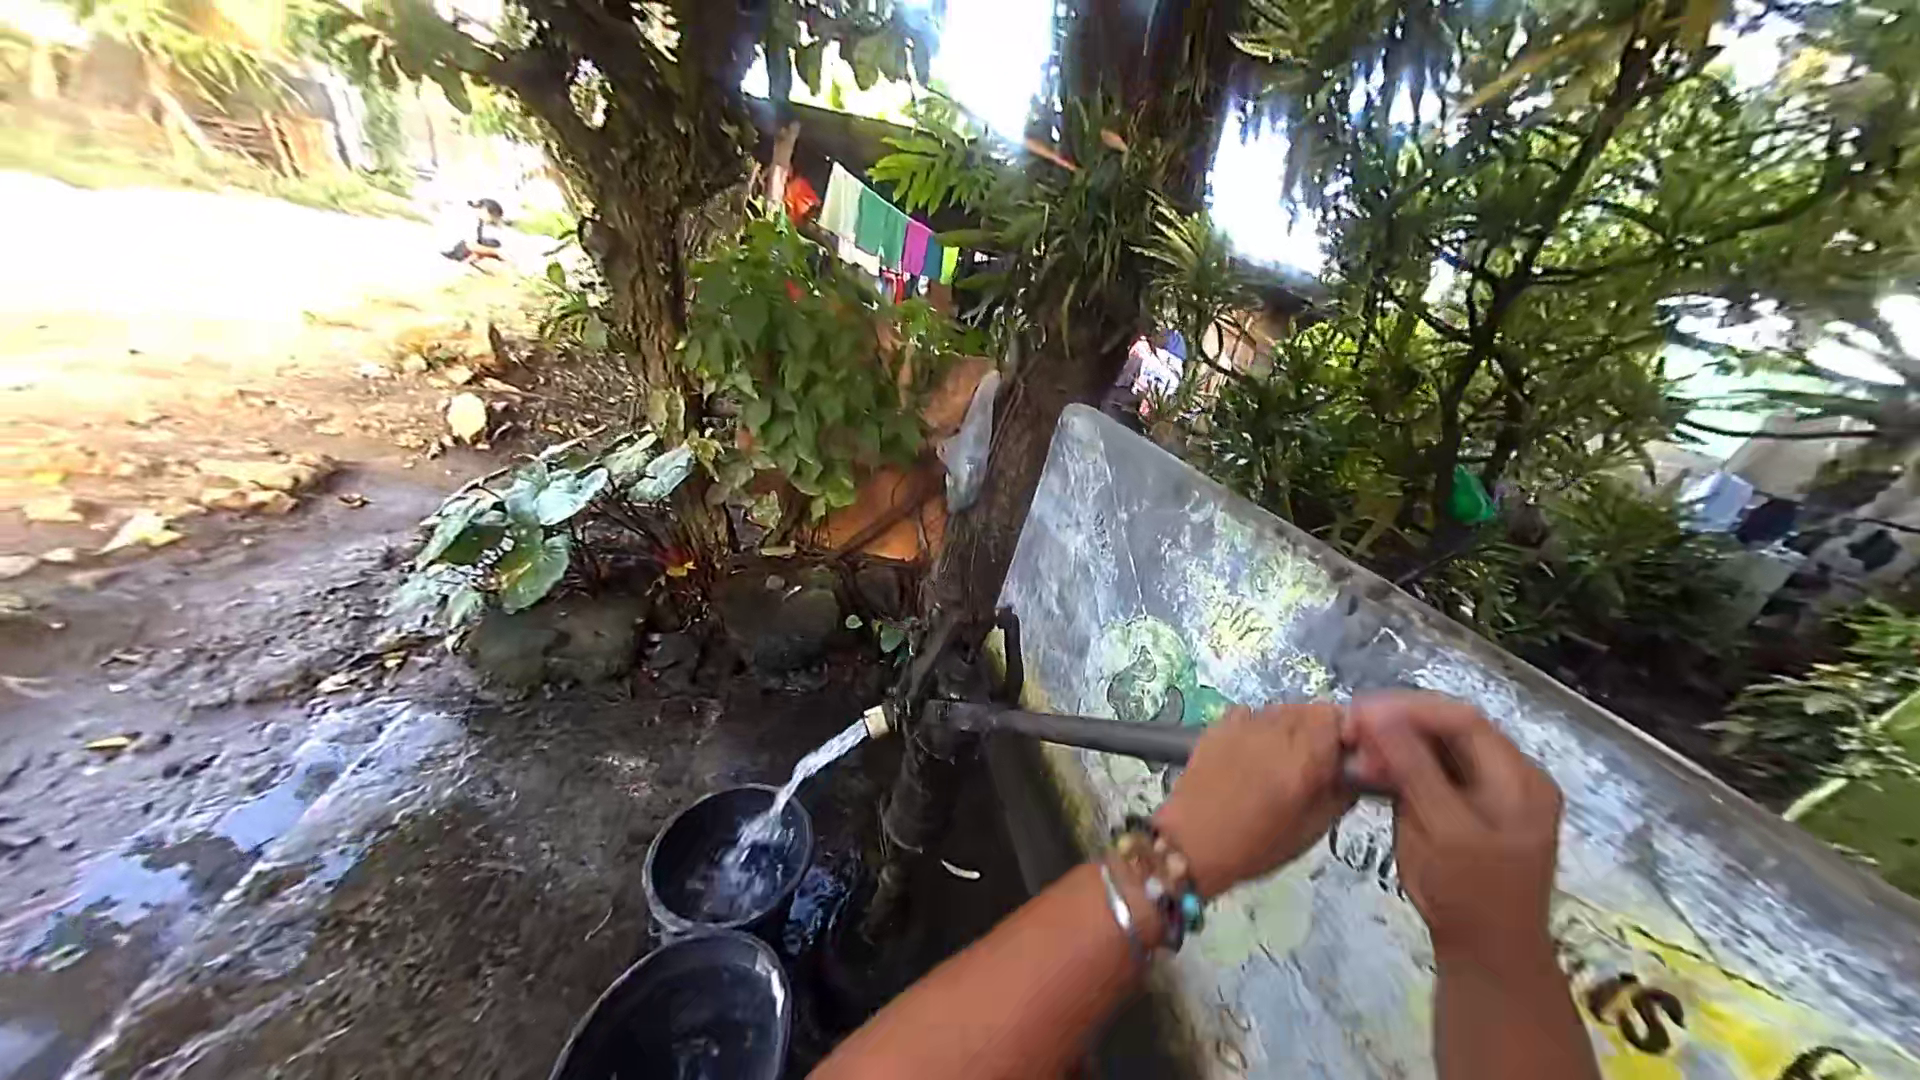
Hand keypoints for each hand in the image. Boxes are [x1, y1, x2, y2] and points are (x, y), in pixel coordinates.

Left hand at [1154, 704, 1350, 897]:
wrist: (1193, 839)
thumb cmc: (1256, 844)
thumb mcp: (1313, 828)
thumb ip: (1339, 792)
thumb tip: (1354, 770)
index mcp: (1302, 758)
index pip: (1334, 717)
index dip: (1344, 731)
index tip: (1344, 752)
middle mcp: (1273, 733)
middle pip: (1308, 709)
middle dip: (1319, 729)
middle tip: (1317, 758)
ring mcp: (1241, 726)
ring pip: (1279, 709)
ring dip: (1290, 725)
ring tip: (1284, 756)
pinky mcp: (1217, 726)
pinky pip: (1248, 713)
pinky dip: (1258, 725)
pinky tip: (1254, 750)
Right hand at [1343, 692, 1562, 973]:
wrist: (1483, 949)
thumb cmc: (1468, 890)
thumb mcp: (1442, 826)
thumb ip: (1413, 765)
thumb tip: (1376, 713)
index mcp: (1518, 777)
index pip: (1461, 718)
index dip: (1408, 708)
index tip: (1360, 712)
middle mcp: (1505, 773)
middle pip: (1445, 725)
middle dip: (1394, 721)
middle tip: (1350, 726)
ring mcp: (1481, 786)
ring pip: (1429, 742)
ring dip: (1388, 741)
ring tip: (1353, 748)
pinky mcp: (1456, 798)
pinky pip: (1422, 764)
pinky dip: (1391, 762)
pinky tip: (1365, 767)